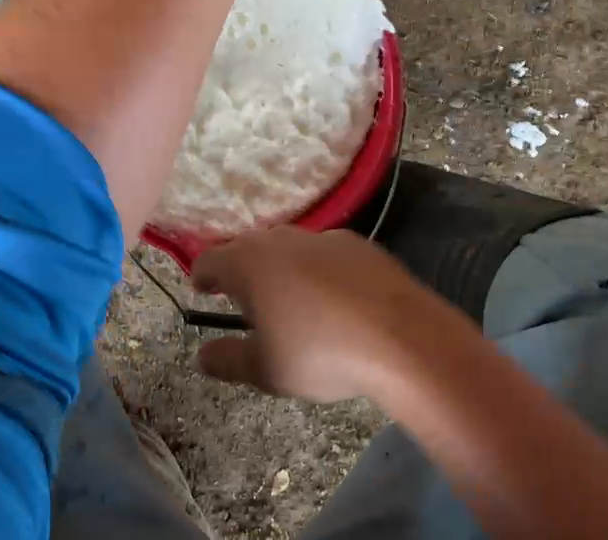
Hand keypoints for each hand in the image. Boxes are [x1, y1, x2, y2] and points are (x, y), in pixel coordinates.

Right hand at [191, 228, 462, 402]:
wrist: (406, 341)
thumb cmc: (322, 354)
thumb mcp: (266, 370)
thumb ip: (227, 360)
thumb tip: (201, 356)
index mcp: (246, 263)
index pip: (208, 261)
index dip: (203, 278)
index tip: (204, 292)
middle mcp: (277, 239)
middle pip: (247, 250)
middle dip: (242, 273)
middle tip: (248, 303)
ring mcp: (321, 238)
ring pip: (287, 249)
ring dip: (282, 270)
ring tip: (294, 304)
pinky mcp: (359, 245)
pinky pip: (326, 255)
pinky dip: (321, 272)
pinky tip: (338, 303)